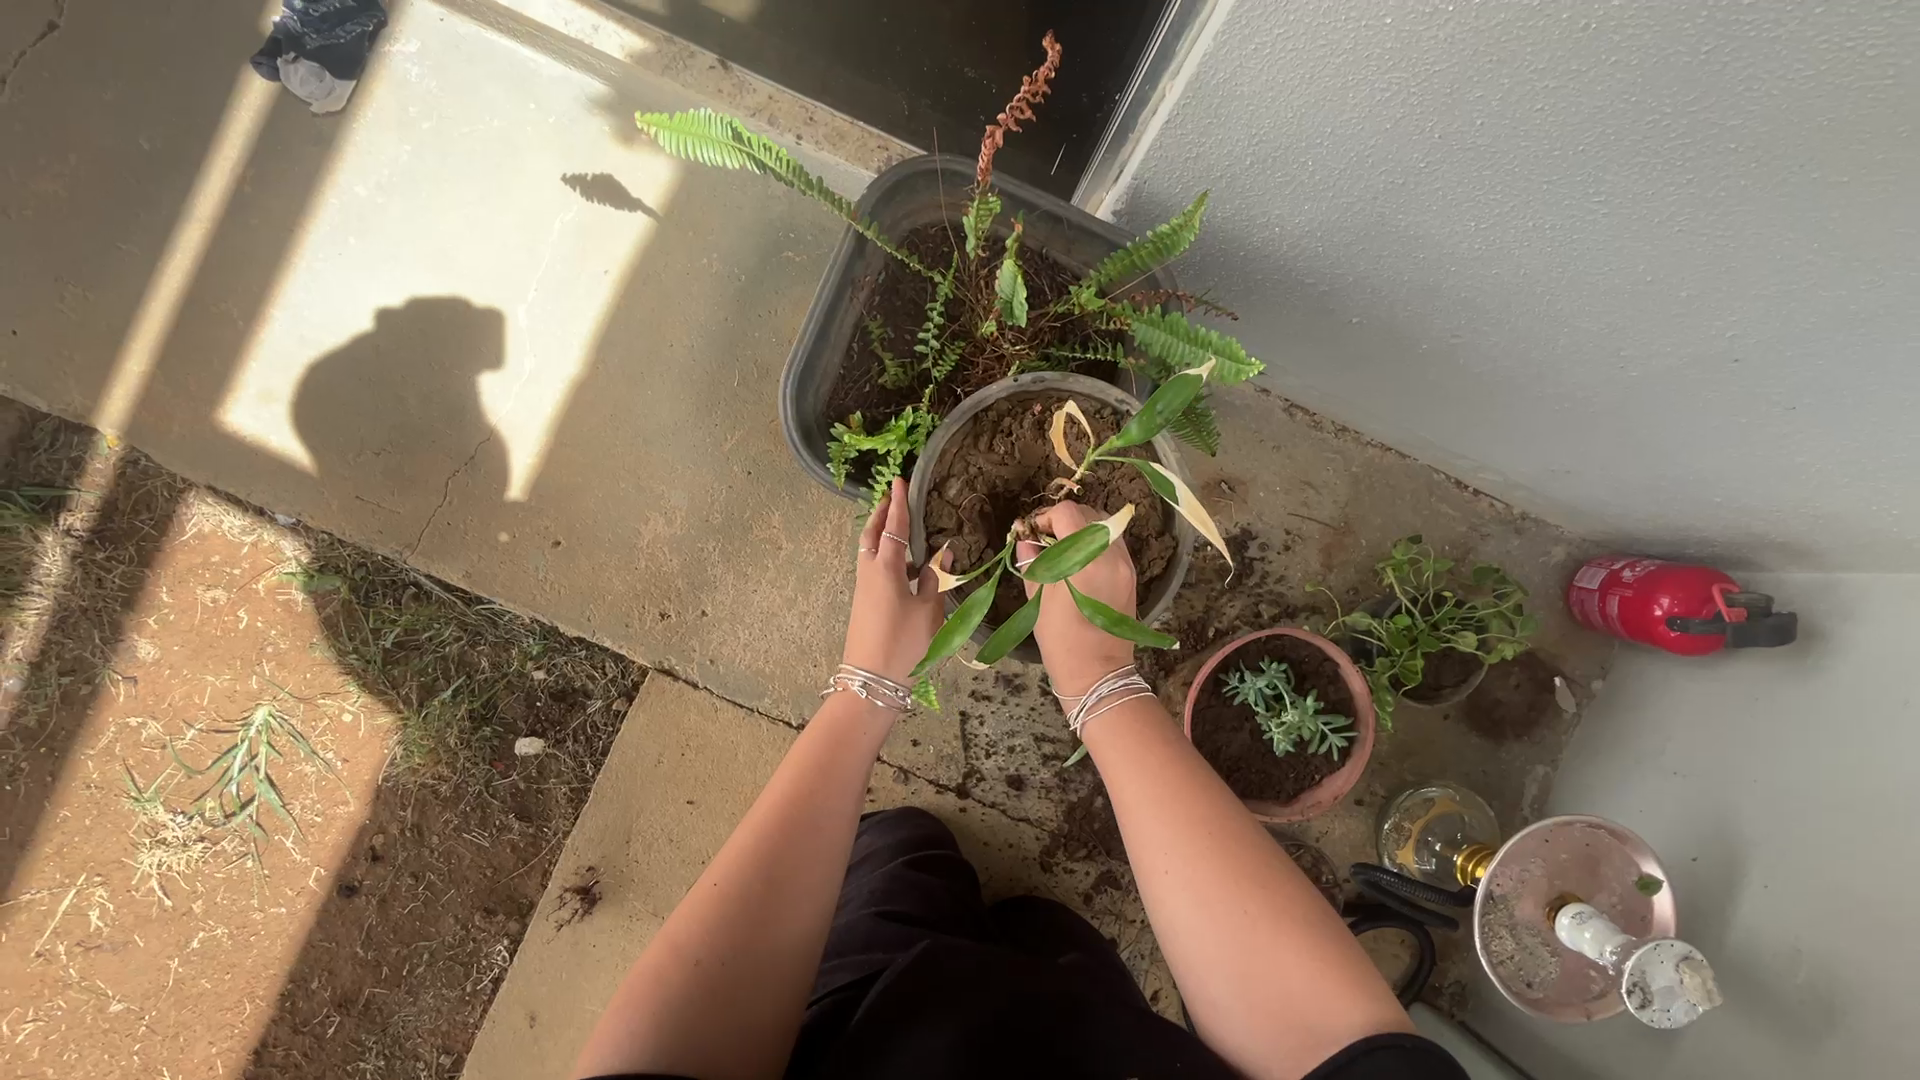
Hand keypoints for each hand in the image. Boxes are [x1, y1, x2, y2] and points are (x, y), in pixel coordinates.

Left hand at [841, 477, 946, 684]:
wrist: (871, 683)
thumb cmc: (905, 644)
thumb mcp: (930, 611)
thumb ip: (936, 580)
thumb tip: (943, 554)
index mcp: (885, 568)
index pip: (894, 526)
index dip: (899, 503)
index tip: (900, 480)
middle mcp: (869, 573)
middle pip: (872, 535)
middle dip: (882, 514)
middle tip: (891, 497)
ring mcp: (864, 590)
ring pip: (871, 553)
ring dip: (883, 536)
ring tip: (900, 528)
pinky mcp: (866, 605)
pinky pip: (875, 570)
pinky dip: (887, 558)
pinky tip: (906, 568)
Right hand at [1017, 502, 1138, 696]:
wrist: (1098, 673)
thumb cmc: (1061, 639)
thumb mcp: (1038, 597)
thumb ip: (1033, 560)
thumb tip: (1026, 538)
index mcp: (1087, 560)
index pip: (1068, 514)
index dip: (1046, 517)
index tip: (1033, 533)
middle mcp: (1113, 556)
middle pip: (1090, 515)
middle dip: (1065, 520)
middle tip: (1045, 539)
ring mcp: (1127, 565)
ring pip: (1105, 527)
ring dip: (1082, 529)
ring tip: (1062, 549)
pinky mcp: (1132, 575)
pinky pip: (1114, 544)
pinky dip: (1095, 543)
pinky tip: (1079, 561)